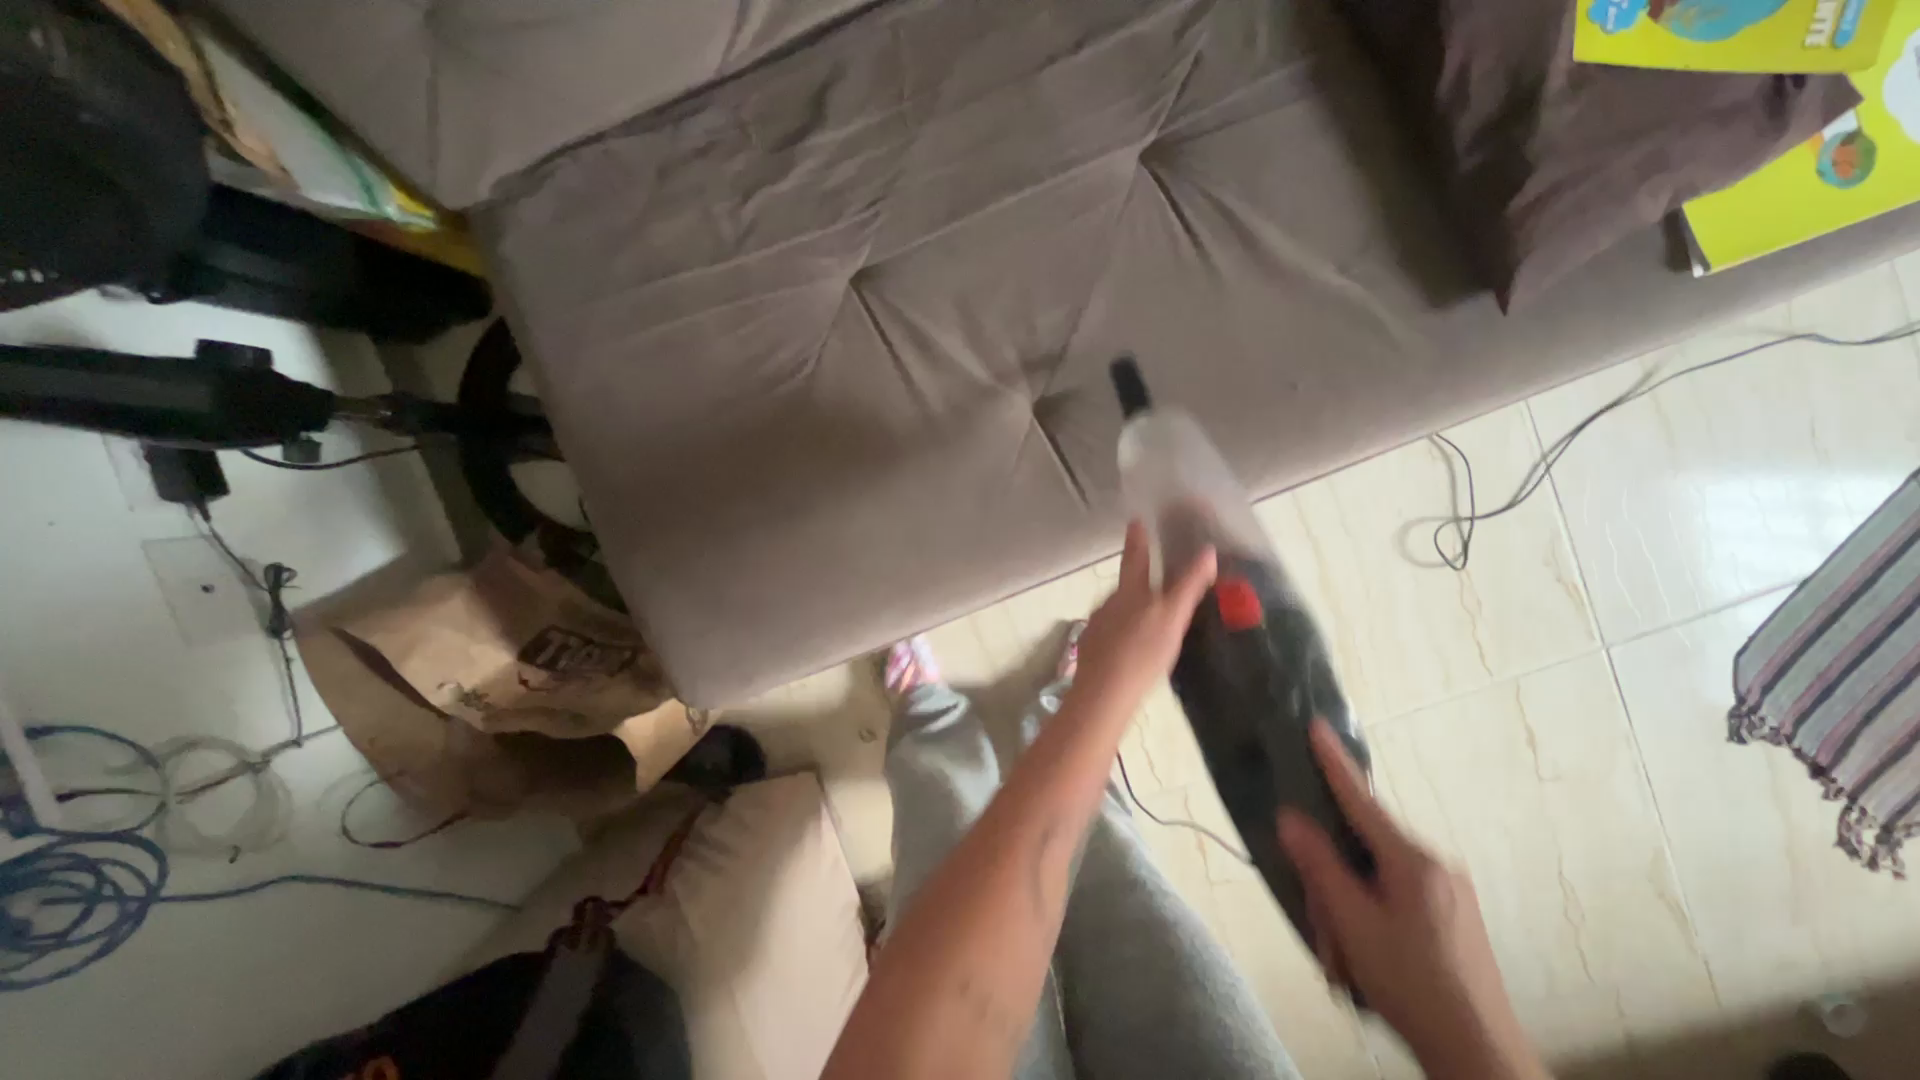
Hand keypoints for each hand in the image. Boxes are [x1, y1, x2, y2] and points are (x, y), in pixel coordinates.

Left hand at [1068, 521, 1215, 719]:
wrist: (1103, 694)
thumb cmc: (1142, 653)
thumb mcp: (1173, 619)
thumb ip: (1189, 586)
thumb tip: (1207, 551)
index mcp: (1130, 592)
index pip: (1135, 558)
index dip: (1137, 540)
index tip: (1135, 520)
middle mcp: (1108, 603)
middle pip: (1125, 586)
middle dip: (1138, 582)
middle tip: (1154, 585)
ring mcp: (1096, 627)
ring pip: (1117, 611)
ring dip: (1131, 612)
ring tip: (1148, 626)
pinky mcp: (1092, 650)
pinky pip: (1111, 635)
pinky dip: (1122, 637)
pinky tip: (1132, 652)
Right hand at [1278, 722, 1549, 1079]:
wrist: (1479, 1052)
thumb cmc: (1410, 982)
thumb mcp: (1352, 924)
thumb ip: (1320, 866)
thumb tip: (1290, 817)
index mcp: (1413, 861)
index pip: (1361, 801)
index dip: (1334, 764)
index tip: (1317, 726)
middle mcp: (1437, 866)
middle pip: (1367, 847)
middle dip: (1335, 878)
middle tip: (1326, 925)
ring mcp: (1453, 893)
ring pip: (1381, 877)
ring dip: (1353, 906)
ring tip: (1347, 955)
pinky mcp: (1458, 919)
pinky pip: (1400, 897)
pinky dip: (1373, 916)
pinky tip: (1369, 959)